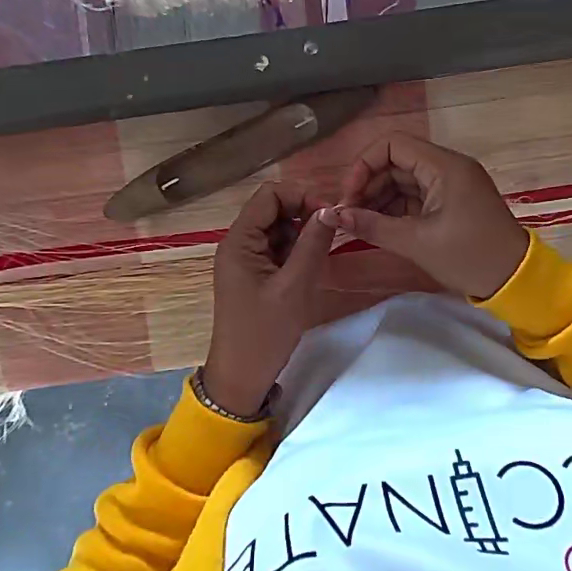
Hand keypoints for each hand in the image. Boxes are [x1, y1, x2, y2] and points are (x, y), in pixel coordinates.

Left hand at [201, 183, 337, 416]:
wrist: (242, 375)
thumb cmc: (264, 332)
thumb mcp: (294, 287)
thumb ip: (312, 244)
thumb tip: (331, 210)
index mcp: (239, 241)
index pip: (269, 195)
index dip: (301, 196)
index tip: (330, 214)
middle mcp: (238, 243)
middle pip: (273, 209)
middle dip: (304, 214)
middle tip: (332, 233)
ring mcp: (245, 260)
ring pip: (277, 229)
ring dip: (301, 234)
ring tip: (323, 253)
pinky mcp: (254, 275)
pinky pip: (277, 250)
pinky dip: (295, 252)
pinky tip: (311, 266)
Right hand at [338, 133, 528, 299]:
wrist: (514, 281)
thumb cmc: (468, 256)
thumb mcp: (416, 242)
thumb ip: (372, 226)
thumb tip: (333, 216)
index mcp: (444, 166)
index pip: (392, 145)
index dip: (363, 166)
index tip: (349, 197)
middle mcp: (446, 167)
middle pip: (395, 161)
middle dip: (367, 185)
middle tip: (348, 215)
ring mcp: (449, 184)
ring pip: (402, 180)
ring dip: (377, 199)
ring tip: (358, 224)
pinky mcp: (449, 202)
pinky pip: (413, 196)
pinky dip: (393, 208)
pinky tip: (376, 226)